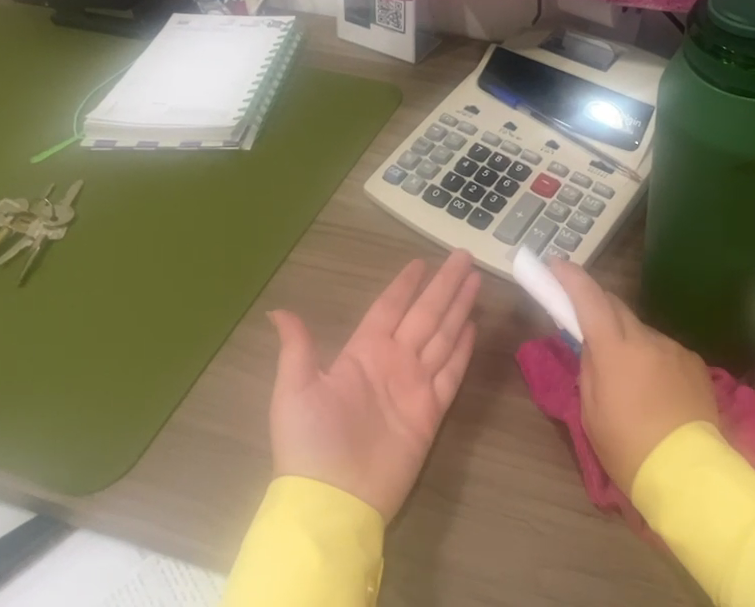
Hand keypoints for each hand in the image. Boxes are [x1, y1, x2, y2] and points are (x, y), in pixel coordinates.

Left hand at [266, 251, 481, 521]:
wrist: (334, 498)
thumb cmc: (310, 442)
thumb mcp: (294, 390)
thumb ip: (298, 348)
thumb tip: (280, 310)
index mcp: (362, 352)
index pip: (388, 308)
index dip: (405, 285)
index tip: (420, 261)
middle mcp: (392, 362)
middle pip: (424, 314)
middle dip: (443, 286)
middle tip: (462, 256)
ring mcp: (414, 385)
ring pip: (442, 336)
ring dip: (458, 308)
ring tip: (474, 281)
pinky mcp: (431, 411)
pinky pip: (451, 372)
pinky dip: (462, 349)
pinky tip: (472, 326)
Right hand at [551, 261, 717, 493]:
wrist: (689, 474)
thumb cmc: (629, 450)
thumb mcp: (592, 413)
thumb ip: (590, 369)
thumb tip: (592, 346)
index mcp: (615, 350)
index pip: (589, 300)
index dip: (570, 278)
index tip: (555, 264)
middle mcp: (646, 339)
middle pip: (616, 307)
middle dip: (596, 306)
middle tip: (582, 319)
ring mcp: (674, 349)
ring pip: (641, 332)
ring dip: (627, 340)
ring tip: (625, 378)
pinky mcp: (694, 364)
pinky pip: (664, 352)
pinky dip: (652, 360)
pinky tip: (654, 391)